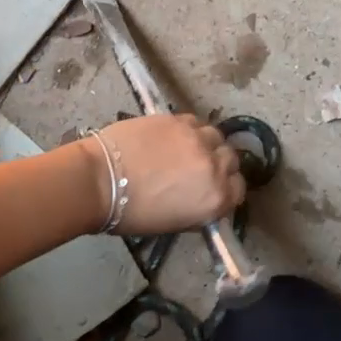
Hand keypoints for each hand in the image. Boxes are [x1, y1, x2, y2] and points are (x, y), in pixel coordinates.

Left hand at [77, 114, 243, 235]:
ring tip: (187, 148)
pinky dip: (189, 129)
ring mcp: (195, 139)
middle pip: (230, 158)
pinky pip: (194, 121)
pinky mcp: (176, 119)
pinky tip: (173, 136)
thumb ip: (199, 207)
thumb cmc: (134, 212)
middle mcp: (213, 166)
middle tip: (199, 167)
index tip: (214, 186)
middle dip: (219, 162)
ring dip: (206, 142)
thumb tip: (203, 196)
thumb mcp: (175, 221)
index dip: (227, 187)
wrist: (102, 180)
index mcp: (215, 198)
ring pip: (214, 135)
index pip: (238, 188)